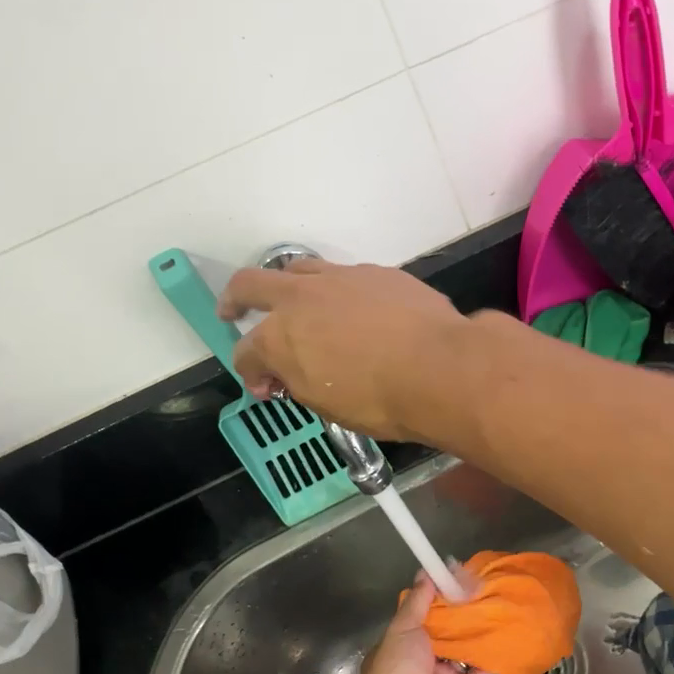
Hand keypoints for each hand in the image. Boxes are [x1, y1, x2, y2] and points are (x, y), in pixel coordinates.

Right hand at [216, 259, 473, 439]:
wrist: (441, 367)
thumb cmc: (381, 400)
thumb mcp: (329, 405)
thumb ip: (300, 383)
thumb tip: (289, 377)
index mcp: (279, 337)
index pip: (247, 353)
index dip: (251, 373)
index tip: (266, 388)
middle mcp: (302, 297)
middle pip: (252, 284)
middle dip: (236, 298)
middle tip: (232, 310)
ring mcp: (341, 278)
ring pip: (301, 268)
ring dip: (290, 284)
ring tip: (296, 300)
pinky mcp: (378, 273)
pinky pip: (348, 276)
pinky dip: (340, 291)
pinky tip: (355, 307)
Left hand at [357, 573, 491, 673]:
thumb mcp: (400, 631)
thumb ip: (417, 602)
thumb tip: (426, 572)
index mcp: (401, 648)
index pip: (421, 616)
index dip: (436, 595)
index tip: (453, 575)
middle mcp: (424, 661)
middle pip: (446, 629)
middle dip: (461, 608)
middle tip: (480, 582)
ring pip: (467, 644)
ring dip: (478, 624)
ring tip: (496, 596)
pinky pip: (484, 664)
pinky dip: (494, 648)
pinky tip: (507, 624)